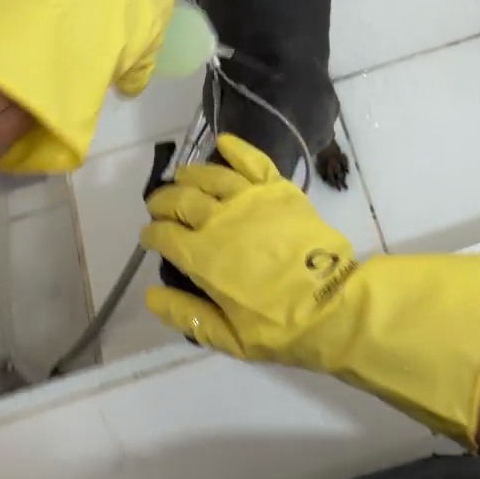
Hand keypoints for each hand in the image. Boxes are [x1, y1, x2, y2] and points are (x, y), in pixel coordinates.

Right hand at [141, 134, 479, 447]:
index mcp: (203, 257)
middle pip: (181, 200)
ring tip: (183, 177)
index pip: (164, 236)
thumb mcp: (227, 337)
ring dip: (191, 174)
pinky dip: (235, 147)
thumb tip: (151, 295)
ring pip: (211, 176)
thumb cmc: (278, 326)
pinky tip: (222, 142)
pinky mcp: (278, 188)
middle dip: (163, 201)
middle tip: (158, 205)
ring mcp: (250, 199)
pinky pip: (252, 160)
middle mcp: (220, 220)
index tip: (149, 235)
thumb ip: (186, 314)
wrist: (330, 304)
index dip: (152, 234)